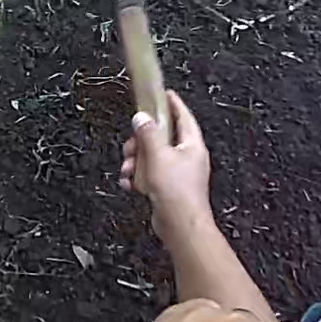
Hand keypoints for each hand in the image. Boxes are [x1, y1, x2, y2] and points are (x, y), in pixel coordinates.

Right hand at [120, 91, 211, 231]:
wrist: (180, 226)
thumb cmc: (177, 192)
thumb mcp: (158, 156)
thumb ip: (148, 134)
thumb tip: (141, 118)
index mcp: (191, 145)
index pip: (183, 116)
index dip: (172, 104)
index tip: (163, 94)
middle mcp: (187, 157)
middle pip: (162, 137)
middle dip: (142, 140)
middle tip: (131, 144)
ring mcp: (178, 173)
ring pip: (152, 156)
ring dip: (136, 161)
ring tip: (128, 169)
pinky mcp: (168, 187)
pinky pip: (150, 174)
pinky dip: (138, 177)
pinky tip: (131, 182)